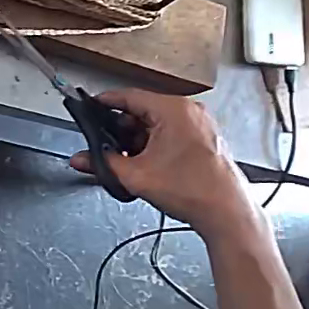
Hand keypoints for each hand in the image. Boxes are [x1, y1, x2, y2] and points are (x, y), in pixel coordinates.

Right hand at [68, 89, 260, 238]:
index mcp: (173, 109)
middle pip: (142, 111)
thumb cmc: (194, 190)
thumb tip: (83, 159)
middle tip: (107, 147)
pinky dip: (155, 145)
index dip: (105, 102)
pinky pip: (171, 134)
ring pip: (156, 124)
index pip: (129, 96)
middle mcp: (189, 112)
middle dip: (121, 130)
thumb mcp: (136, 175)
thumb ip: (103, 163)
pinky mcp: (203, 139)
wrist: (226, 213)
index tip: (91, 107)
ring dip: (138, 140)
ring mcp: (199, 125)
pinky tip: (146, 166)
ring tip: (129, 163)